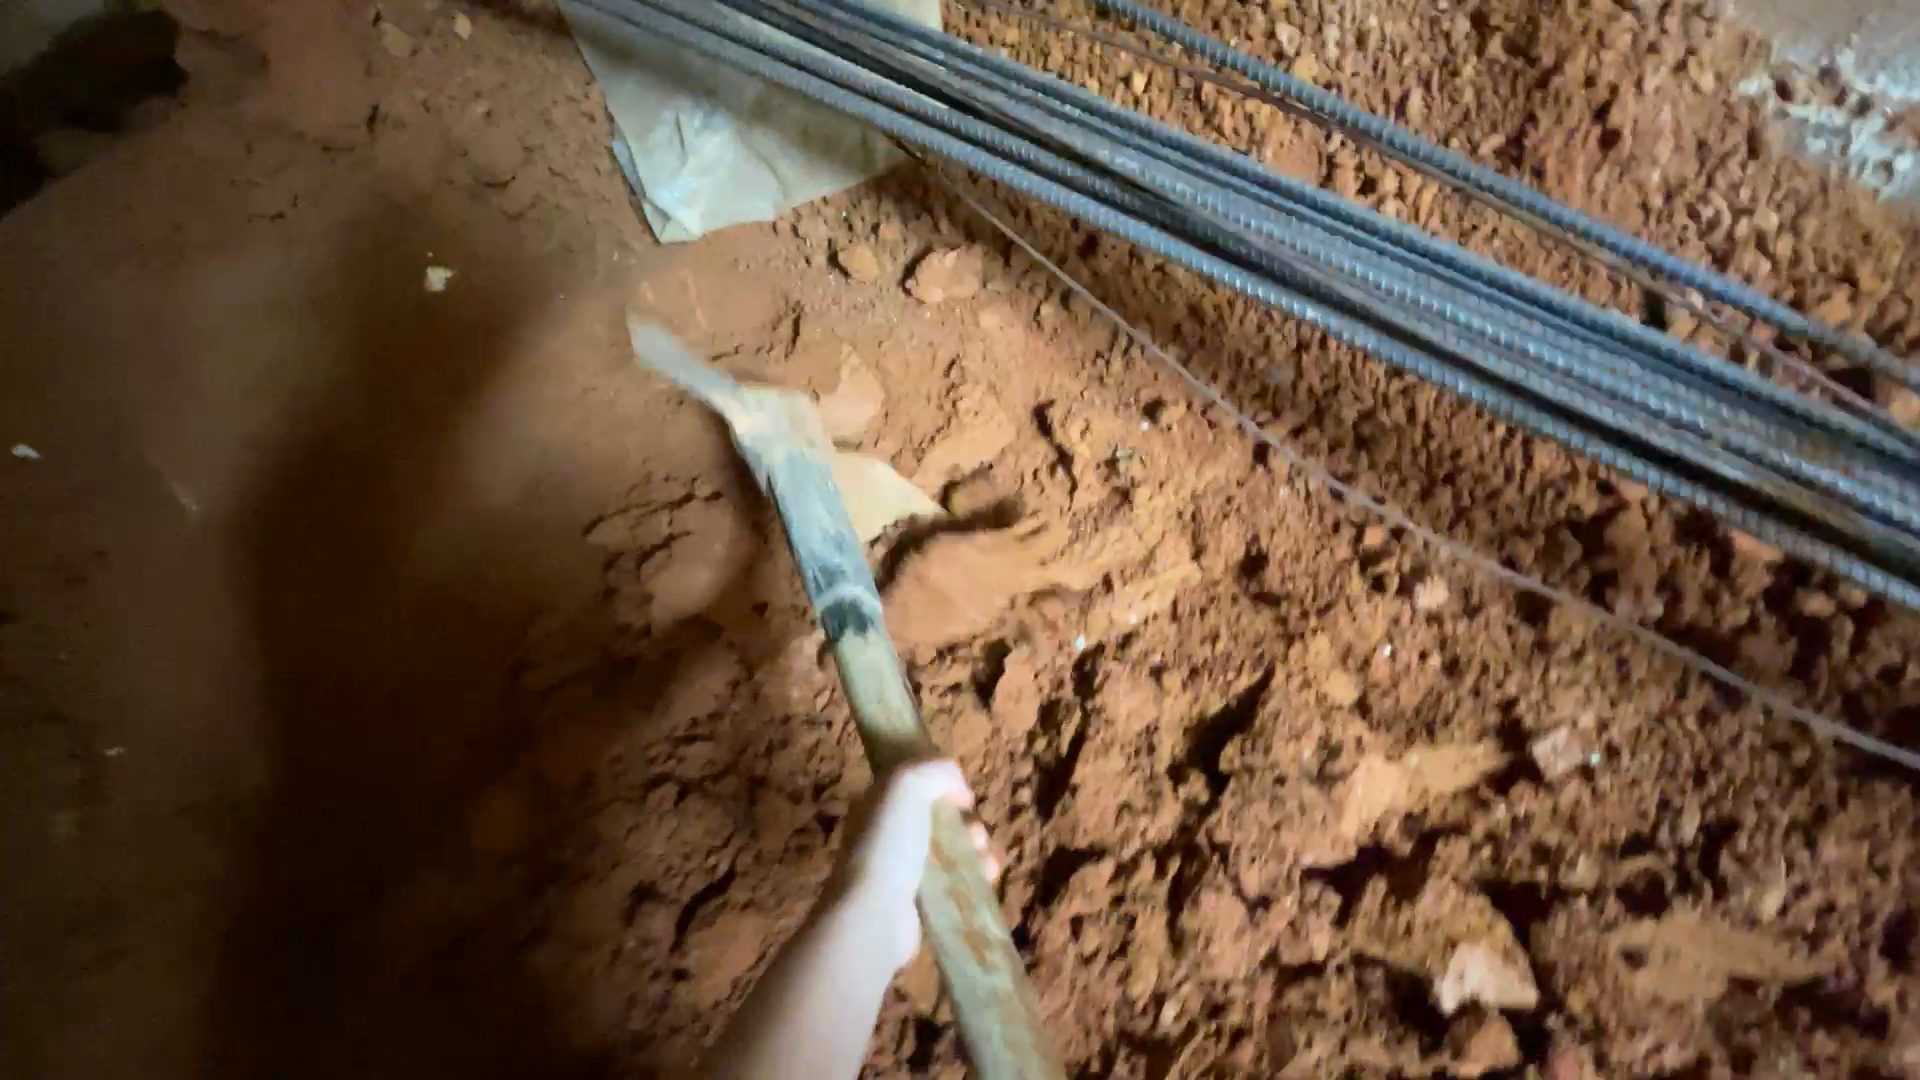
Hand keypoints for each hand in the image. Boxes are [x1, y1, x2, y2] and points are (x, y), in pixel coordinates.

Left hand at [828, 759, 996, 972]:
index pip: (915, 784)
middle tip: (975, 832)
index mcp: (878, 803)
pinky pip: (954, 880)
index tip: (962, 795)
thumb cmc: (888, 842)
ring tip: (985, 857)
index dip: (942, 784)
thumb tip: (961, 790)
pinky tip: (987, 875)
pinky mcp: (920, 901)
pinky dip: (975, 874)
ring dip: (975, 847)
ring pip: (951, 848)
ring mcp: (903, 869)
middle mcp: (888, 833)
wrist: (875, 914)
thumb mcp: (908, 783)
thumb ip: (937, 770)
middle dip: (965, 820)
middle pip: (938, 817)